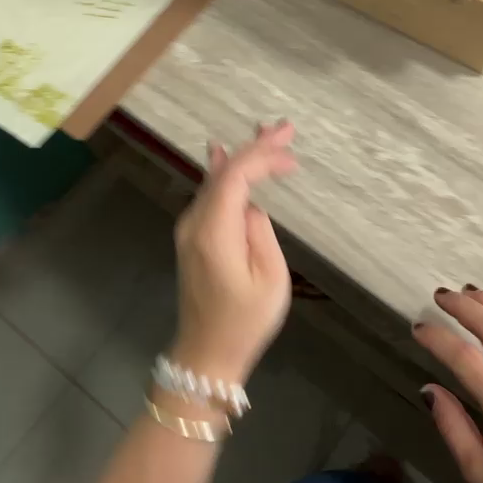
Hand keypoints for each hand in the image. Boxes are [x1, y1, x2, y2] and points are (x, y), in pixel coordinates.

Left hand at [168, 120, 297, 386]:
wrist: (206, 355)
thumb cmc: (245, 321)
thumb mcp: (270, 279)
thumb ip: (260, 231)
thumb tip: (251, 207)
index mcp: (214, 232)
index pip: (234, 176)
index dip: (263, 158)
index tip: (293, 156)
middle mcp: (195, 223)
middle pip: (223, 171)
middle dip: (256, 147)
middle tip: (286, 127)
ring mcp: (189, 229)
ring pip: (215, 179)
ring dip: (242, 155)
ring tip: (268, 133)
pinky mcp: (193, 237)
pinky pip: (209, 193)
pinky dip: (226, 171)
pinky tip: (222, 152)